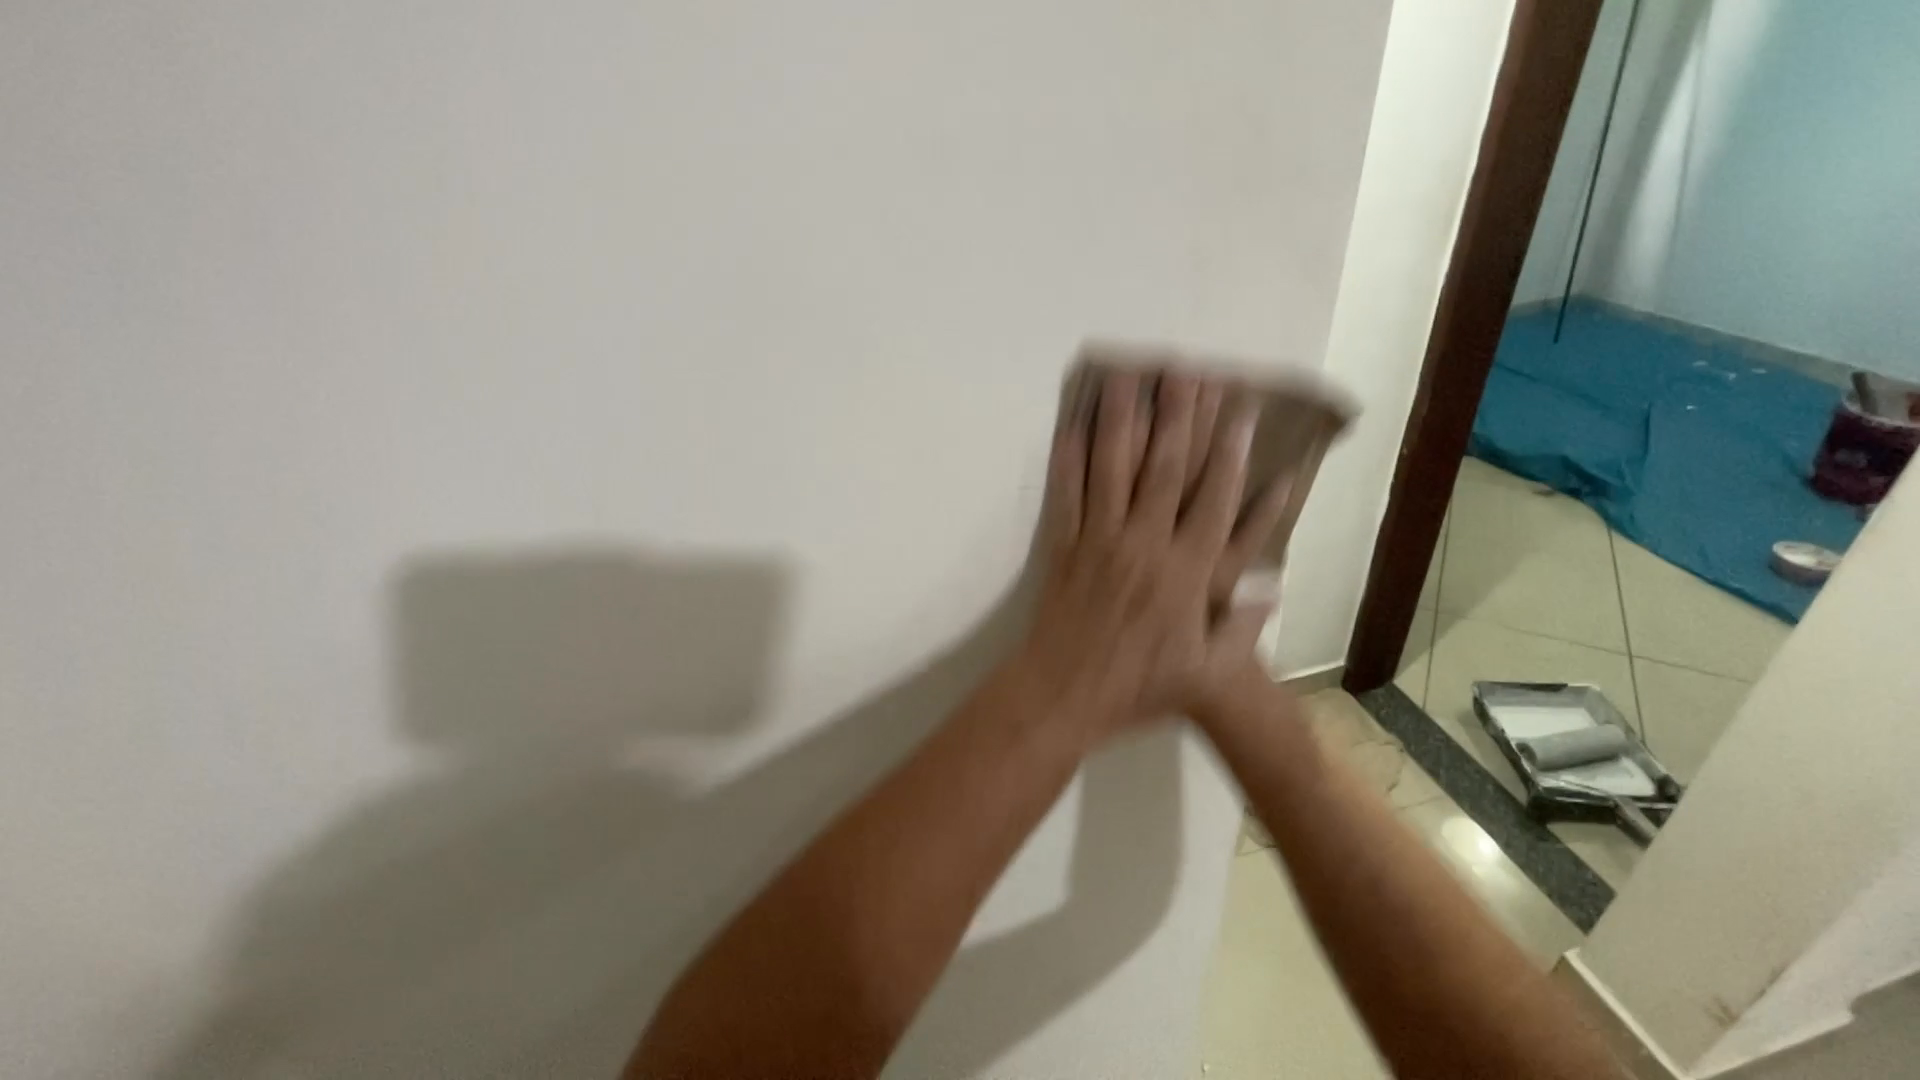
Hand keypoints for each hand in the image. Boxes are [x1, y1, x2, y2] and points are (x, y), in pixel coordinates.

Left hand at [1015, 365, 1295, 741]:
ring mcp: (1099, 540)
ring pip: (1113, 469)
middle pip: (1164, 469)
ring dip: (1122, 419)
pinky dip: (1069, 457)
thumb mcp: (1206, 673)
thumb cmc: (1139, 689)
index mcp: (1186, 573)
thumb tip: (1270, 591)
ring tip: (1127, 376)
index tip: (1240, 411)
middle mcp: (1144, 544)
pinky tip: (1072, 423)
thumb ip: (1241, 630)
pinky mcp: (1063, 546)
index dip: (1230, 453)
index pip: (1214, 500)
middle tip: (1185, 371)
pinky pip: (1066, 493)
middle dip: (1177, 416)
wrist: (1064, 695)